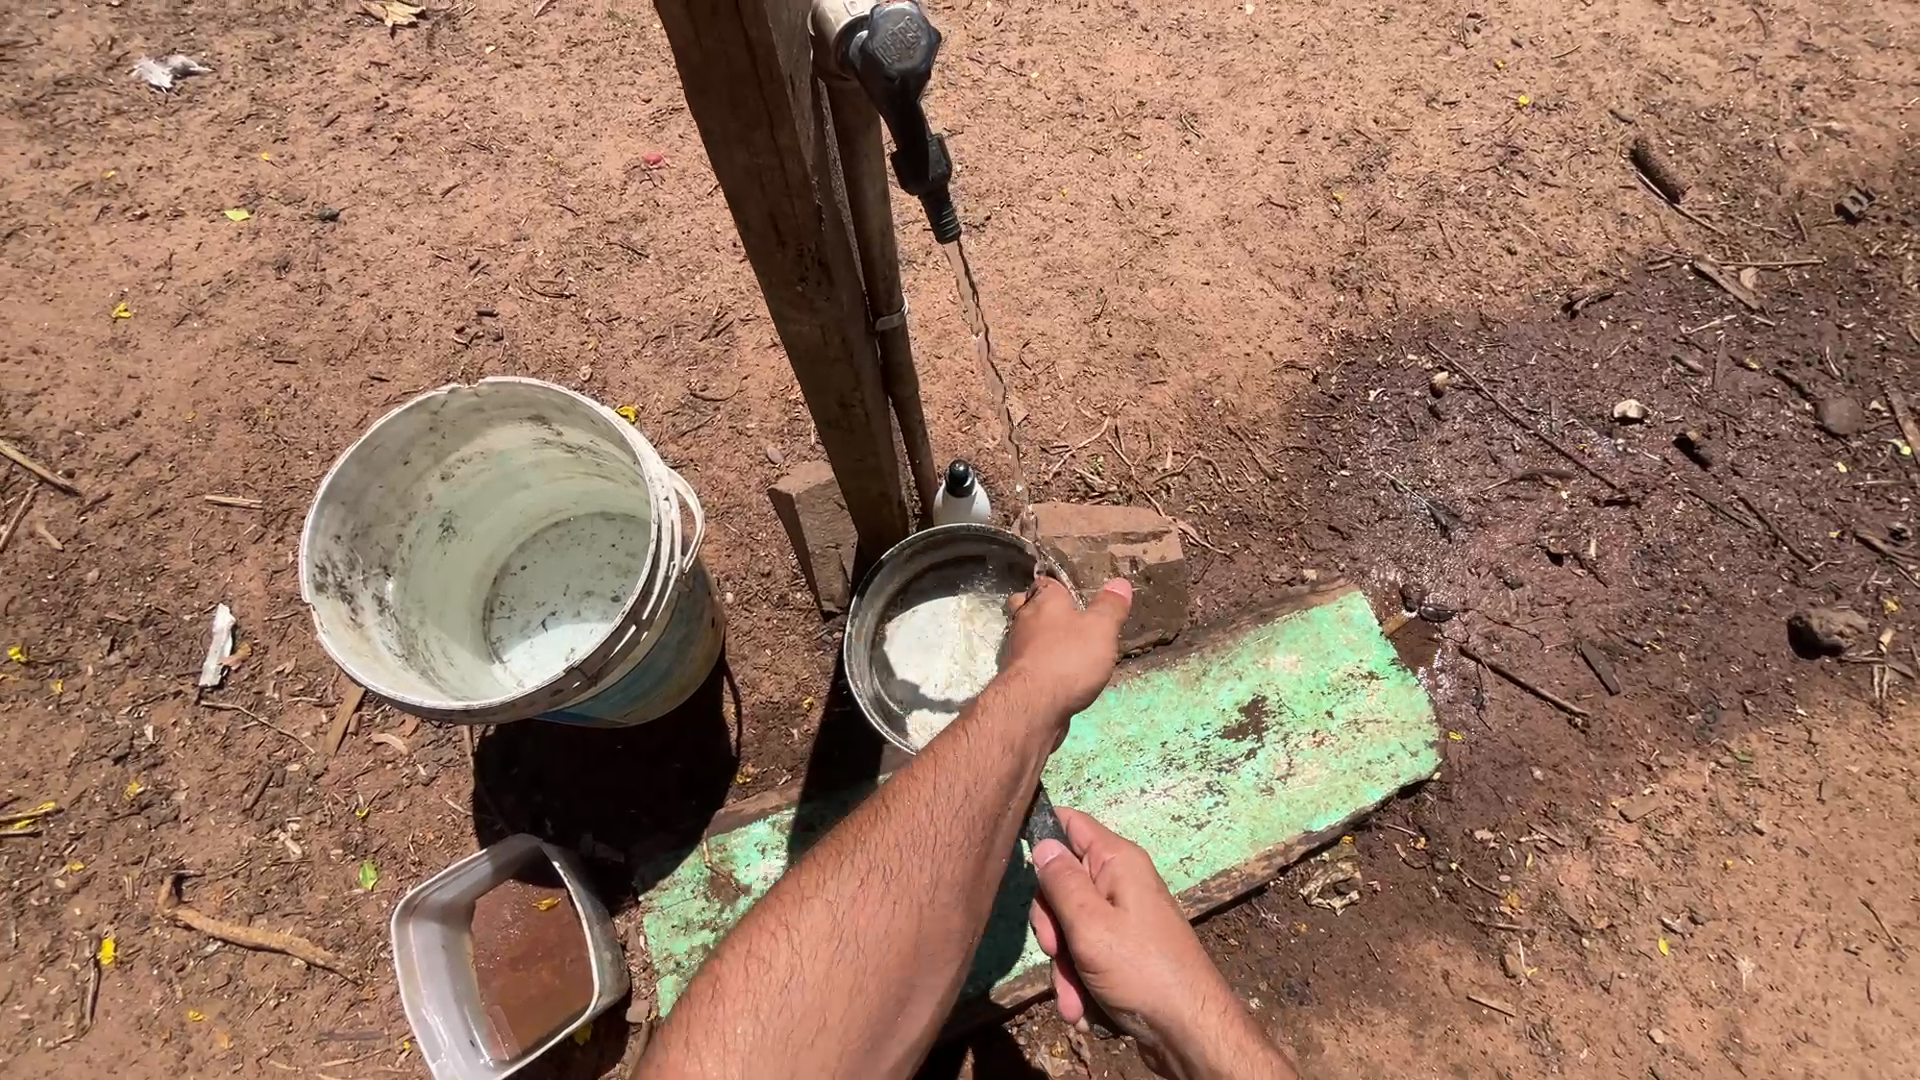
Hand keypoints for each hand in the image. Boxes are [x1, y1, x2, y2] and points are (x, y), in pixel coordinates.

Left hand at [1000, 576, 1130, 718]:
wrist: (1035, 705)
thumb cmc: (1069, 658)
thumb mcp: (1101, 628)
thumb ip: (1110, 606)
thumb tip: (1119, 582)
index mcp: (1044, 601)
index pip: (1044, 583)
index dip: (1057, 586)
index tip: (1071, 593)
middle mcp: (1024, 620)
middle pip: (1026, 606)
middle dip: (1040, 609)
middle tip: (1063, 618)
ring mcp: (1016, 649)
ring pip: (1025, 635)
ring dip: (1040, 638)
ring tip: (1064, 647)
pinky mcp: (1016, 676)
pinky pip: (1028, 661)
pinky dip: (1040, 663)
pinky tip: (1057, 673)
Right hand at [1029, 808, 1297, 1079]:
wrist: (1191, 1034)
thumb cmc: (1141, 970)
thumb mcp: (1089, 924)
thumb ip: (1060, 882)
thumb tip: (1043, 843)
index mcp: (1117, 860)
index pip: (1070, 822)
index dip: (1042, 836)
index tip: (1018, 864)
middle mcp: (1120, 880)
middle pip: (1063, 881)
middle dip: (1052, 923)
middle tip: (1054, 949)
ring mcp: (1123, 915)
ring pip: (1071, 923)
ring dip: (1064, 963)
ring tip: (1073, 999)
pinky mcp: (1125, 948)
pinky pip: (1087, 951)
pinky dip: (1080, 979)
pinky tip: (1083, 1007)